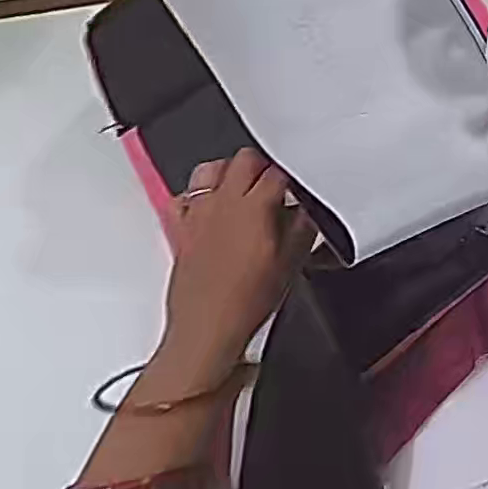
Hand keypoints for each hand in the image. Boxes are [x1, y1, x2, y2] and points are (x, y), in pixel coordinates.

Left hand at [152, 150, 315, 385]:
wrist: (207, 330)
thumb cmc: (246, 301)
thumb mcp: (292, 262)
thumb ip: (303, 226)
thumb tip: (306, 210)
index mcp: (254, 207)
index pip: (277, 171)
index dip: (292, 175)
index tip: (298, 184)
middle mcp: (223, 203)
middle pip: (244, 158)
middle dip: (263, 164)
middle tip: (274, 181)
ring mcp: (198, 214)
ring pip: (210, 169)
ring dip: (229, 172)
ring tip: (243, 186)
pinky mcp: (180, 229)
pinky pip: (185, 196)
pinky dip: (199, 195)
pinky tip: (212, 207)